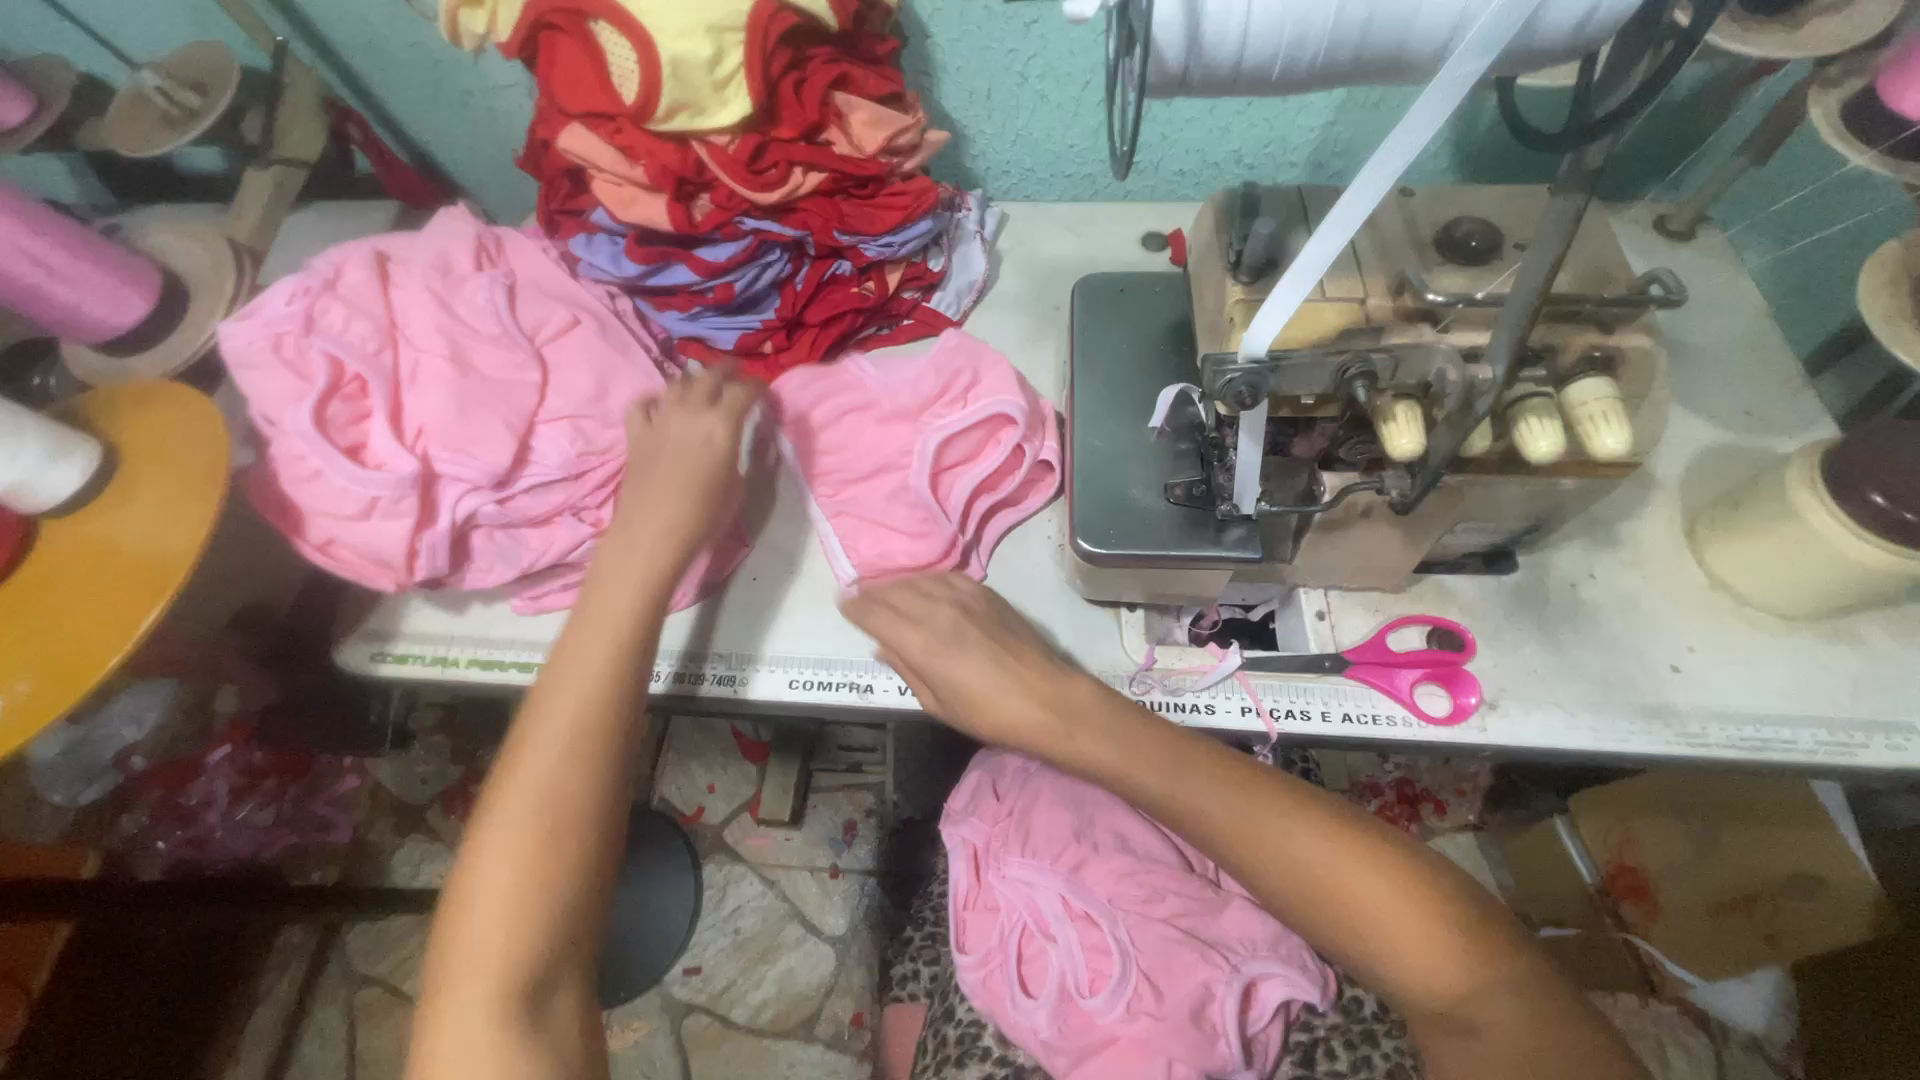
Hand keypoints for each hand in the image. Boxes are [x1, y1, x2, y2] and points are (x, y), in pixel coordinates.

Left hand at [609, 363, 762, 564]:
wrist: (654, 533)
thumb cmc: (705, 516)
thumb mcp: (737, 485)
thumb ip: (738, 453)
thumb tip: (737, 440)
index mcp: (722, 425)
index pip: (745, 390)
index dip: (758, 385)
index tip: (765, 389)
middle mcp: (691, 412)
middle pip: (711, 376)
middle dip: (727, 370)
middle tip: (737, 372)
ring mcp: (660, 419)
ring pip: (677, 384)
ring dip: (693, 380)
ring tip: (701, 383)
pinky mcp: (636, 433)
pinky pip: (642, 404)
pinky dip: (653, 398)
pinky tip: (659, 403)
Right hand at [840, 574, 1111, 758]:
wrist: (1046, 697)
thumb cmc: (988, 712)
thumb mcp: (936, 703)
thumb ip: (906, 669)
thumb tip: (882, 647)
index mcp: (919, 640)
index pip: (874, 612)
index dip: (855, 607)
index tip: (843, 605)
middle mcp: (936, 609)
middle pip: (893, 591)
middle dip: (871, 594)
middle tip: (859, 597)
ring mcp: (964, 596)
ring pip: (918, 580)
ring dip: (897, 584)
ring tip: (887, 592)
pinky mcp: (986, 592)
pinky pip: (945, 576)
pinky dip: (927, 580)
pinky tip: (924, 587)